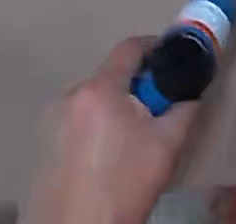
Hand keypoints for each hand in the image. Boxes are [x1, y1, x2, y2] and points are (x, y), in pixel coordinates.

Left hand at [21, 37, 200, 223]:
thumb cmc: (124, 188)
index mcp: (99, 88)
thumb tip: (192, 90)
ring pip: (94, 98)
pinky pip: (77, 120)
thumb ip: (184, 108)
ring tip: (129, 140)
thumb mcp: (167, 146)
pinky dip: (95, 126)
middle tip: (154, 111)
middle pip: (111, 74)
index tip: (170, 61)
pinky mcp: (43, 144)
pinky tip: (105, 158)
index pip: (130, 47)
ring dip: (114, 107)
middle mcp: (71, 95)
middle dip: (136, 86)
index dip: (154, 47)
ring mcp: (52, 120)